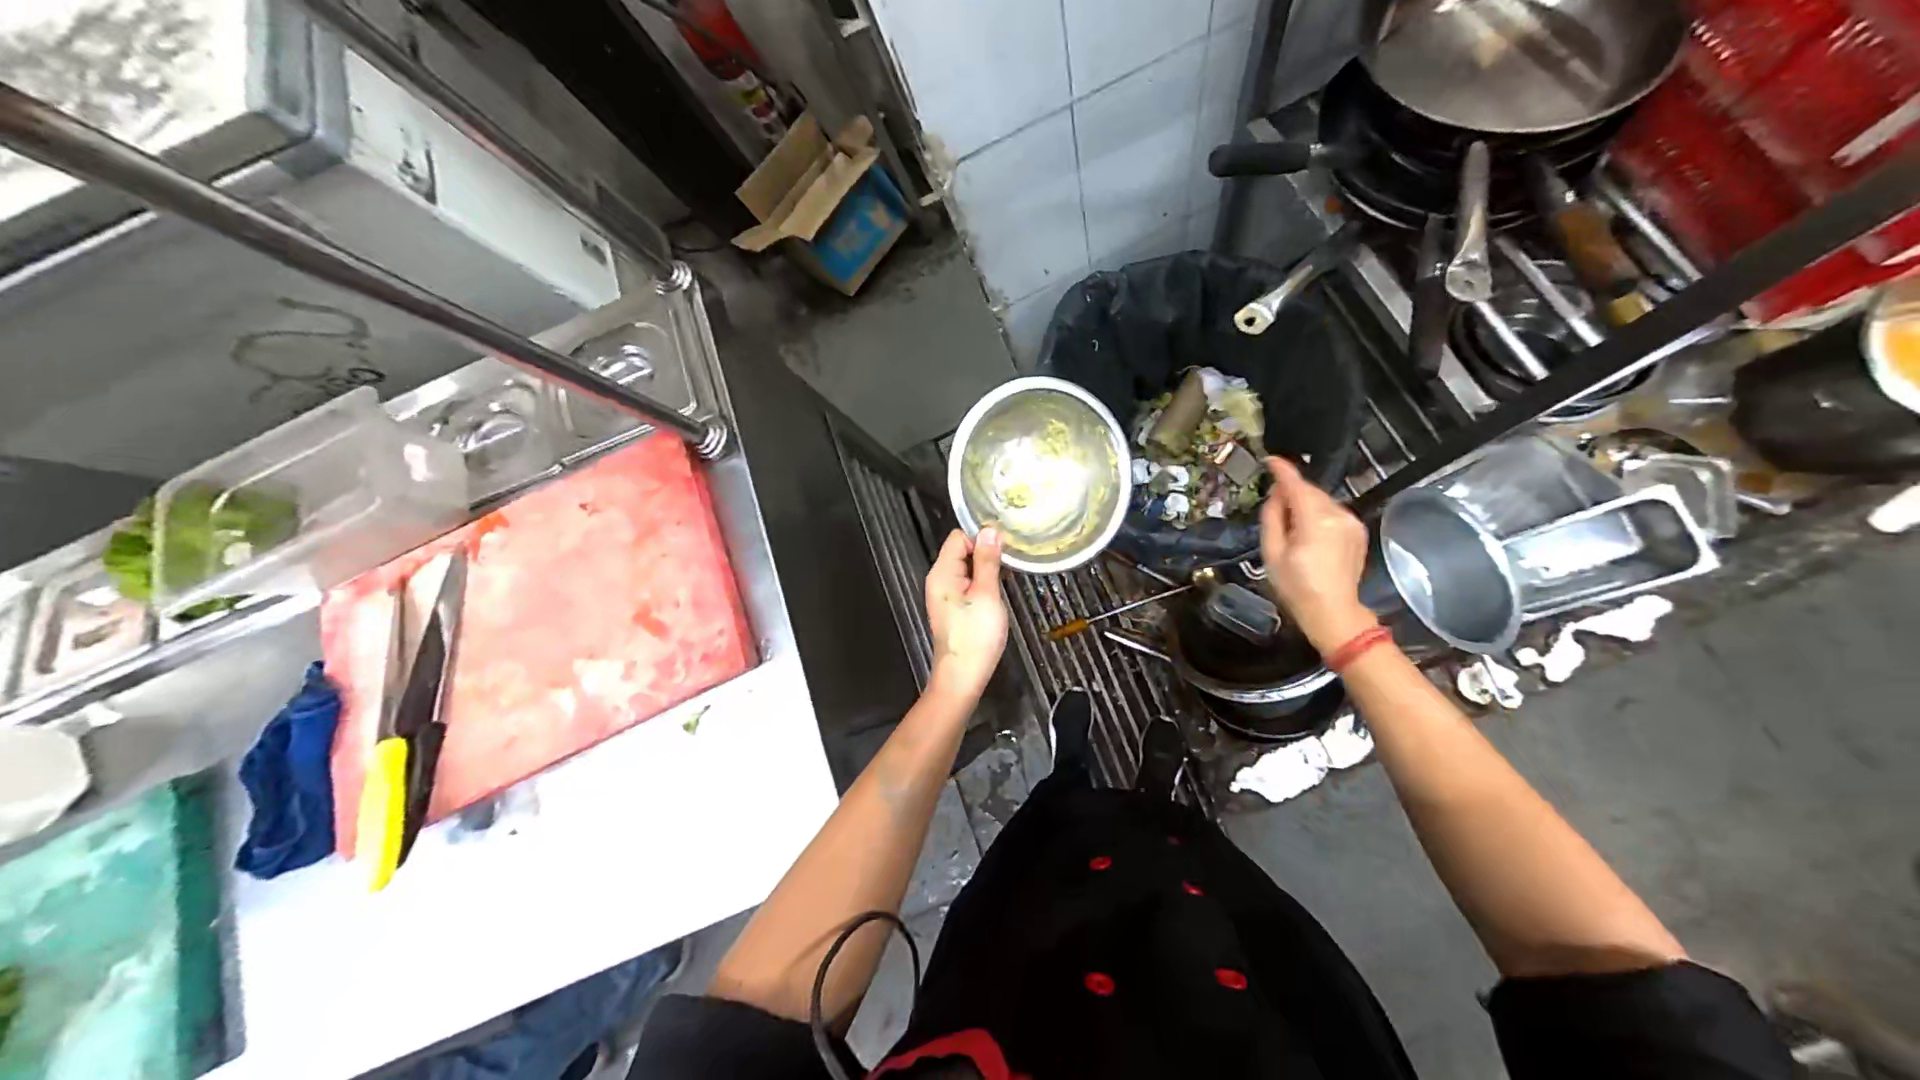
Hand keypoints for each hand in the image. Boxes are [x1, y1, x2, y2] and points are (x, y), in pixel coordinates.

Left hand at [925, 526, 1007, 702]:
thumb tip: (990, 531)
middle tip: (1007, 569)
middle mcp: (938, 580)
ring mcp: (944, 595)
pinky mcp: (952, 608)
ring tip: (1002, 584)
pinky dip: (981, 586)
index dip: (982, 539)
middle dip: (986, 555)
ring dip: (986, 571)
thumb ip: (987, 560)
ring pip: (967, 568)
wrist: (962, 676)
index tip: (1003, 551)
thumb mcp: (987, 593)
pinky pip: (967, 585)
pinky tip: (994, 598)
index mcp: (942, 572)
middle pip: (962, 550)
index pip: (959, 536)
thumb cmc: (974, 637)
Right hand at [1259, 457, 1377, 653]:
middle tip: (1273, 508)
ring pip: (1322, 502)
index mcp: (1315, 521)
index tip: (1270, 460)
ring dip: (1305, 505)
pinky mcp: (1358, 531)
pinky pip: (1332, 513)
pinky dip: (1317, 515)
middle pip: (1310, 492)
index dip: (1282, 470)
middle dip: (1292, 493)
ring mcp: (1352, 523)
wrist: (1333, 612)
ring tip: (1290, 527)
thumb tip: (1276, 495)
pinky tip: (1307, 533)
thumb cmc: (1296, 586)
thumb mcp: (1272, 552)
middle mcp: (1338, 516)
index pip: (1297, 485)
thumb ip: (1272, 517)